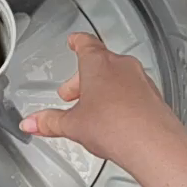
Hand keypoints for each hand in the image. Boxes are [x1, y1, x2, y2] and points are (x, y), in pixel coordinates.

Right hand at [20, 33, 186, 169]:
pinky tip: (116, 121)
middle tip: (73, 93)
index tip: (74, 41)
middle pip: (99, 63)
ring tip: (94, 111)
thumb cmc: (117, 126)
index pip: (85, 43)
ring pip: (118, 78)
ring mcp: (142, 81)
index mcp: (99, 64)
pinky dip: (122, 101)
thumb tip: (32, 123)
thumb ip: (49, 121)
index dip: (77, 41)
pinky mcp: (154, 98)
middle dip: (83, 78)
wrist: (154, 145)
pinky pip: (134, 93)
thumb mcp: (73, 125)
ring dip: (104, 89)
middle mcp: (122, 67)